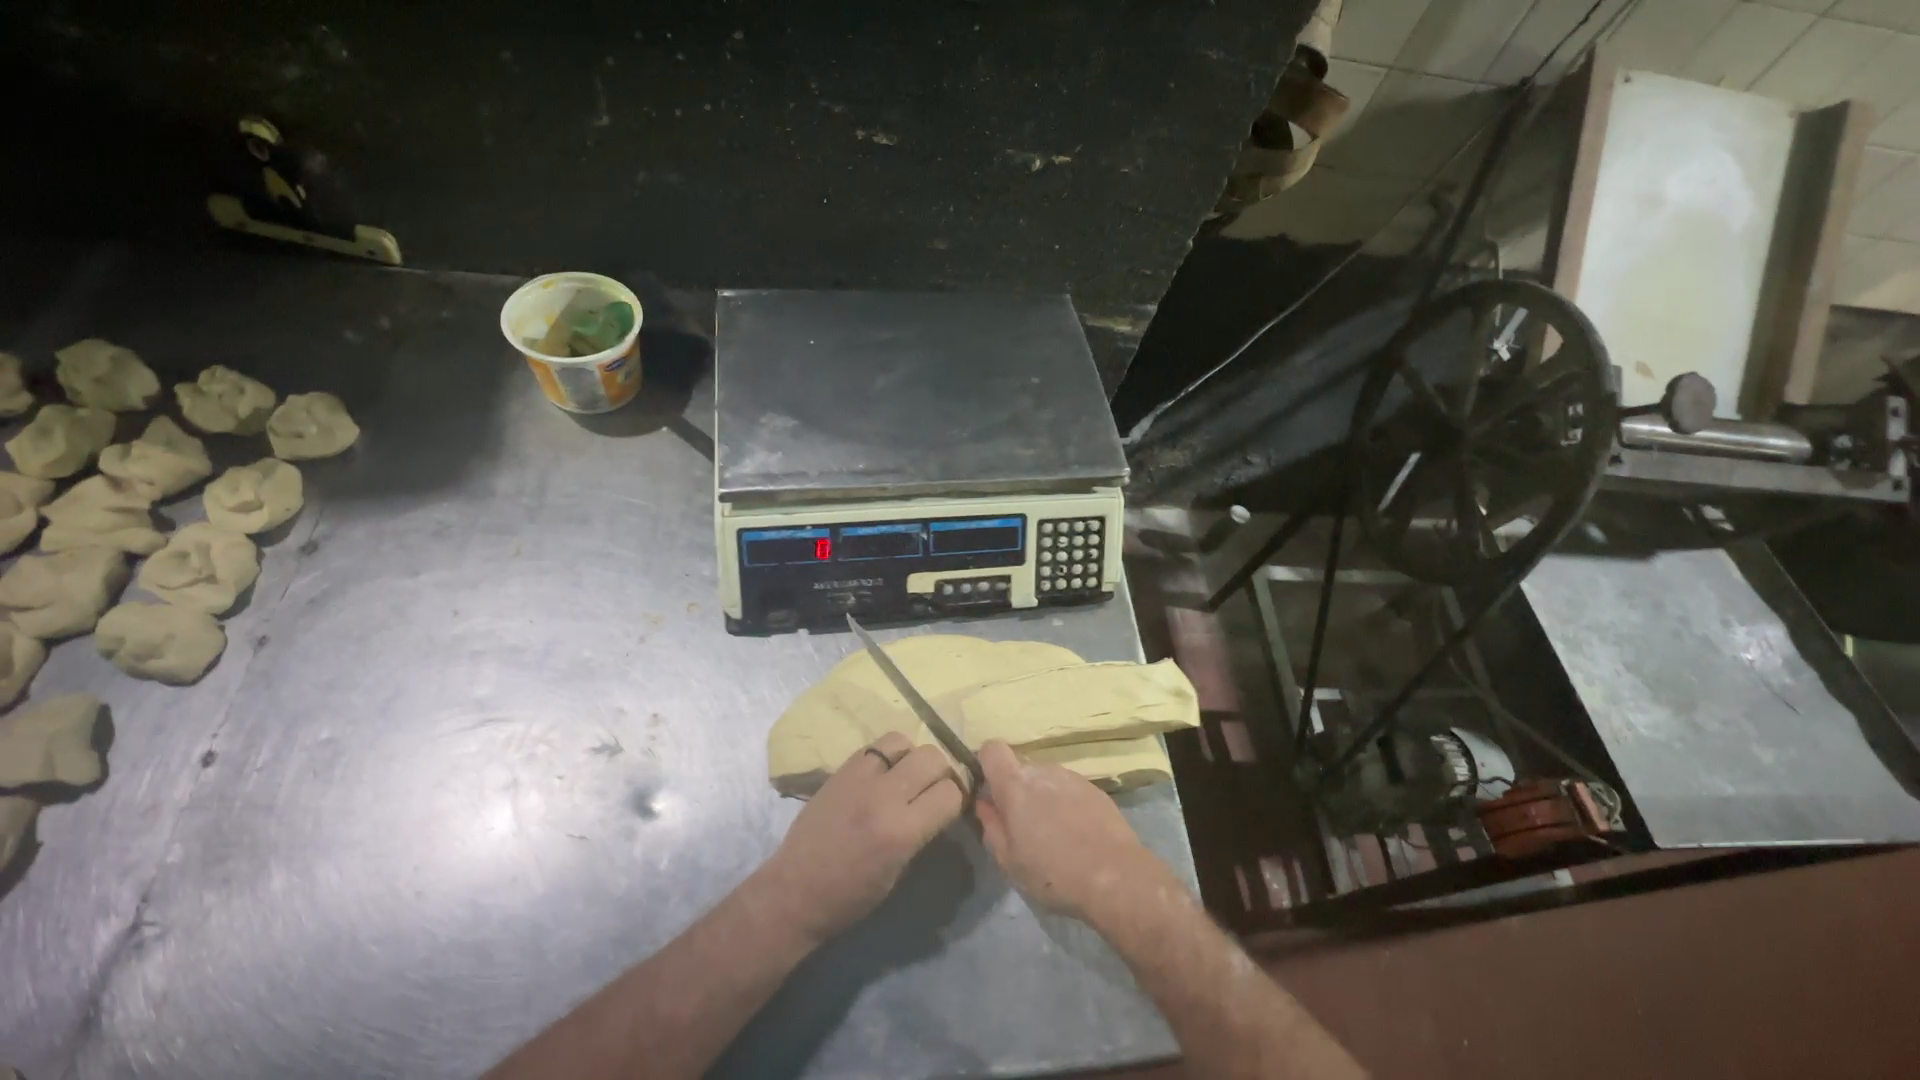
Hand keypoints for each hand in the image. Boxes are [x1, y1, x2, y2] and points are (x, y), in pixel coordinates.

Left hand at [760, 731, 964, 944]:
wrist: (795, 891)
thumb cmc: (851, 897)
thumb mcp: (899, 871)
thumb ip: (922, 832)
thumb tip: (941, 806)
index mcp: (902, 831)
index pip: (951, 793)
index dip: (957, 799)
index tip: (950, 808)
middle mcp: (883, 797)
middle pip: (933, 757)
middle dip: (940, 773)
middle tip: (932, 789)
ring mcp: (859, 778)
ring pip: (903, 740)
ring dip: (911, 757)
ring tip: (905, 777)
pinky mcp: (840, 771)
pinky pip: (874, 746)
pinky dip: (885, 755)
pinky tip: (882, 774)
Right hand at [974, 740, 1173, 922]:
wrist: (1116, 877)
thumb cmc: (1053, 872)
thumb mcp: (1008, 861)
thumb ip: (991, 826)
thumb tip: (984, 804)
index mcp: (1016, 785)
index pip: (992, 749)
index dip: (986, 765)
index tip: (989, 791)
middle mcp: (1044, 771)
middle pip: (1021, 768)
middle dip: (1016, 791)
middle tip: (1023, 827)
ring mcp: (1073, 777)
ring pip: (1046, 779)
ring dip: (1043, 798)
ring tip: (1053, 835)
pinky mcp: (1096, 789)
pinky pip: (1069, 789)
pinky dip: (1066, 805)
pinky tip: (1076, 835)